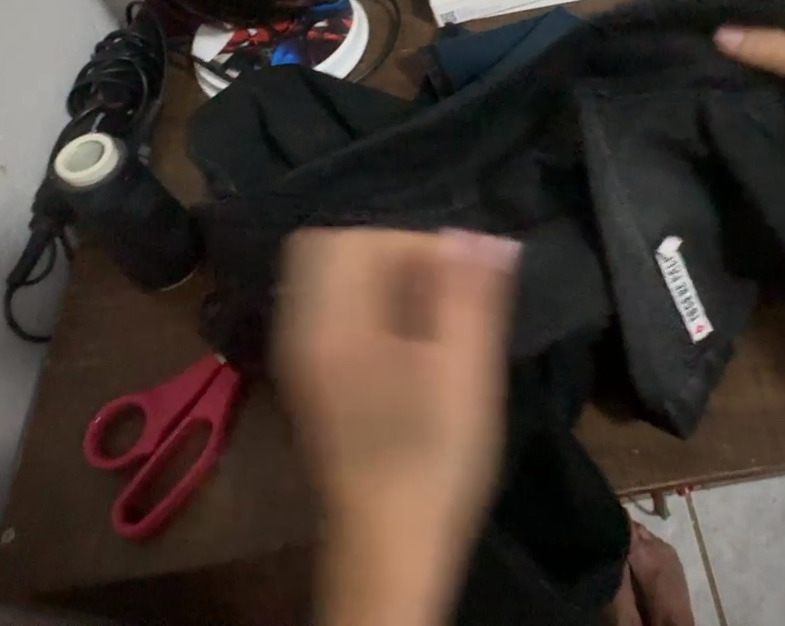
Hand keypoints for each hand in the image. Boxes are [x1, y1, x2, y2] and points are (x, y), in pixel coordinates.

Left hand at [275, 228, 519, 625]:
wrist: (389, 549)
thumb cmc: (433, 461)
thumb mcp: (465, 373)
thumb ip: (471, 296)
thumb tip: (483, 235)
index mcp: (332, 325)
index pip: (357, 239)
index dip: (413, 246)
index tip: (456, 284)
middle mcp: (302, 328)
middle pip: (334, 246)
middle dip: (391, 253)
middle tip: (438, 295)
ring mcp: (301, 351)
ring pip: (332, 273)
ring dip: (382, 276)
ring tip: (427, 318)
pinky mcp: (311, 371)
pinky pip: (333, 304)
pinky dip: (370, 300)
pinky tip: (406, 340)